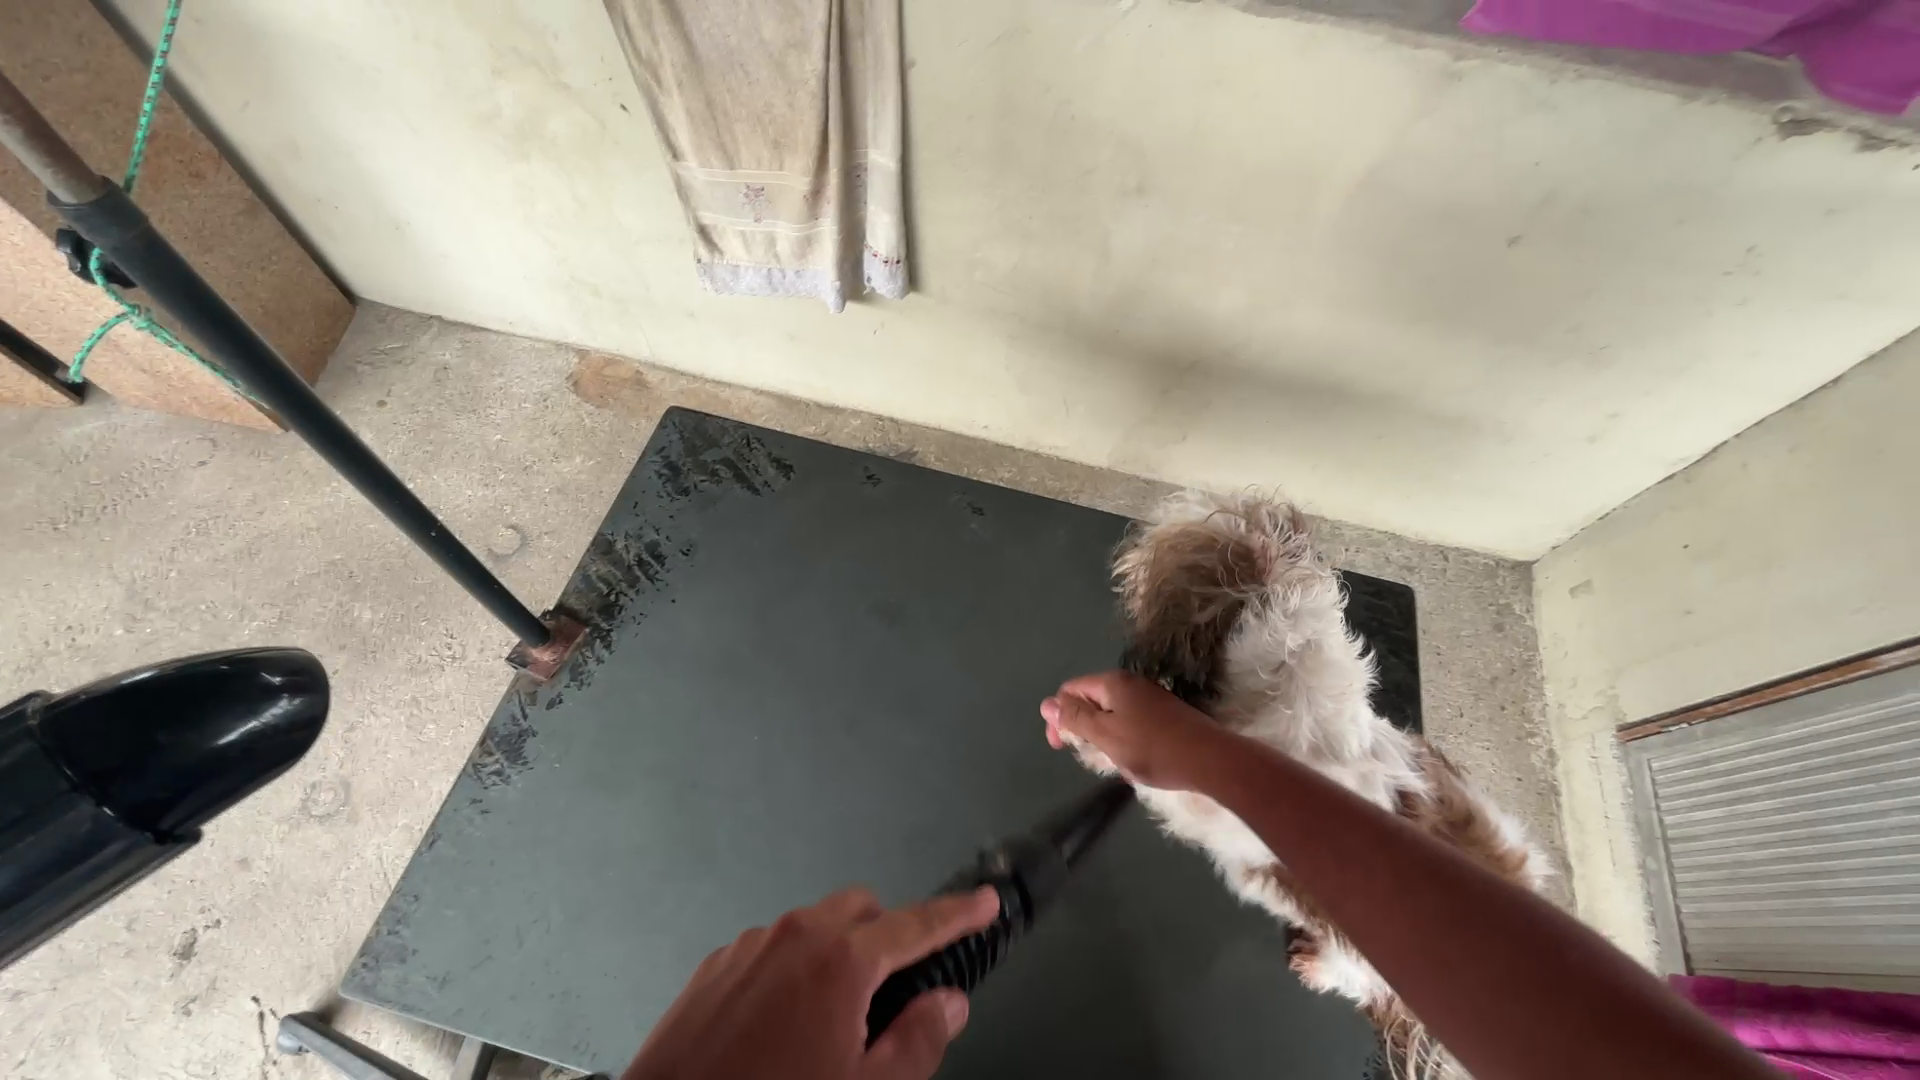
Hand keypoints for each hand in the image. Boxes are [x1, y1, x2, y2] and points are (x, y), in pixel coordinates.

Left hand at [622, 886, 999, 1079]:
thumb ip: (918, 1040)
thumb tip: (948, 1002)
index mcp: (842, 961)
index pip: (918, 925)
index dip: (958, 913)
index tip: (985, 900)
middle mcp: (797, 935)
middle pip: (862, 909)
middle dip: (886, 935)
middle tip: (889, 990)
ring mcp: (751, 944)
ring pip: (813, 924)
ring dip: (836, 951)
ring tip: (828, 1018)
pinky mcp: (716, 964)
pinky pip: (772, 946)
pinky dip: (792, 966)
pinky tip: (780, 1022)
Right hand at [1041, 670, 1228, 791]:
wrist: (1210, 760)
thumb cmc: (1152, 749)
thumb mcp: (1106, 735)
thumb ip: (1075, 718)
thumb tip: (1047, 703)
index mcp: (1111, 683)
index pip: (1069, 691)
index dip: (1058, 717)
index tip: (1062, 747)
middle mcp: (1129, 683)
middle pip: (1090, 700)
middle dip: (1083, 729)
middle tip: (1092, 757)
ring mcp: (1149, 698)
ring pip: (1110, 714)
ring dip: (1104, 738)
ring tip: (1115, 762)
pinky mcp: (1163, 714)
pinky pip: (1130, 722)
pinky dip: (1124, 741)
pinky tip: (1135, 761)